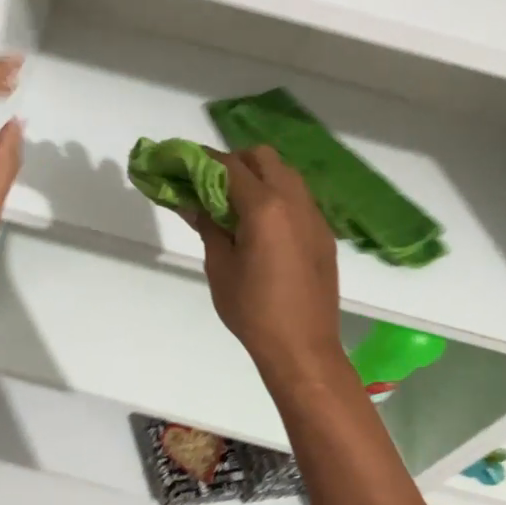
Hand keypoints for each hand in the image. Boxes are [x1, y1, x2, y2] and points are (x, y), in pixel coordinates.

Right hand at [185, 146, 340, 373]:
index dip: (202, 160)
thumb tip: (190, 201)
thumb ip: (207, 226)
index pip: (229, 165)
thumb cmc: (252, 310)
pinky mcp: (323, 233)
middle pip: (263, 157)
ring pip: (285, 174)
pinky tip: (261, 226)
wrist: (302, 346)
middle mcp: (293, 201)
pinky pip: (299, 197)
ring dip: (259, 176)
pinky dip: (277, 196)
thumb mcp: (219, 266)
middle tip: (211, 186)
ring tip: (235, 205)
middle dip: (234, 162)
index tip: (182, 163)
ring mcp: (314, 216)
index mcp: (264, 208)